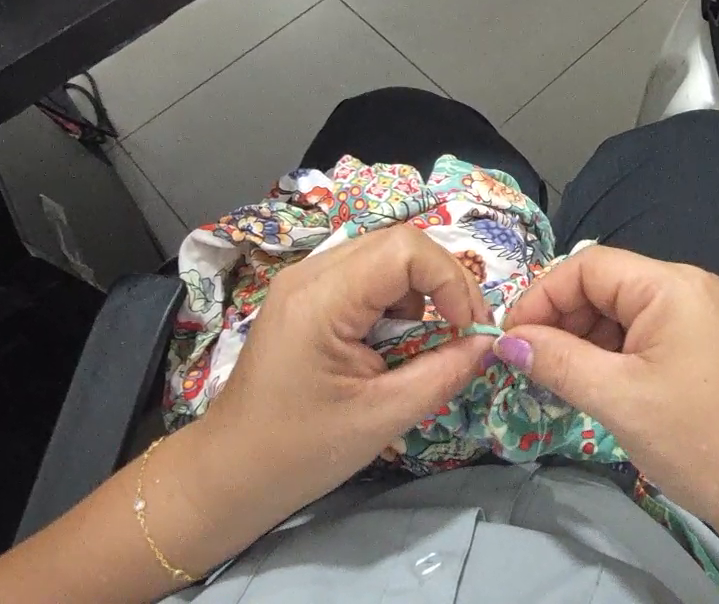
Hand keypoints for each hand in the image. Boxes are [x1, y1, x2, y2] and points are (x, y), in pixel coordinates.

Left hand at [197, 225, 495, 513]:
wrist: (228, 474)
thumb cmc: (299, 451)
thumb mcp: (383, 417)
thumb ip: (444, 373)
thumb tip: (490, 343)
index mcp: (321, 298)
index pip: (405, 249)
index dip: (449, 279)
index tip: (468, 328)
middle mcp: (311, 272)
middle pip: (399, 243)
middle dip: (442, 282)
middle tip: (462, 331)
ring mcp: (306, 278)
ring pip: (386, 255)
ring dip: (420, 292)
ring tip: (424, 343)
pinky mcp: (308, 293)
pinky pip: (367, 274)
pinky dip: (396, 300)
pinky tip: (391, 342)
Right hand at [497, 246, 718, 528]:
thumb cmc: (694, 440)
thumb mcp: (616, 398)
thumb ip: (556, 360)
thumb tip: (505, 341)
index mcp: (671, 285)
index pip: (589, 266)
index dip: (543, 295)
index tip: (510, 336)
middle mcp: (687, 286)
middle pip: (605, 285)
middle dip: (562, 319)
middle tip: (529, 361)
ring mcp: (698, 313)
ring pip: (620, 310)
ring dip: (583, 338)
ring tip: (556, 377)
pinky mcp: (701, 342)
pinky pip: (642, 331)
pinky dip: (610, 352)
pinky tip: (590, 381)